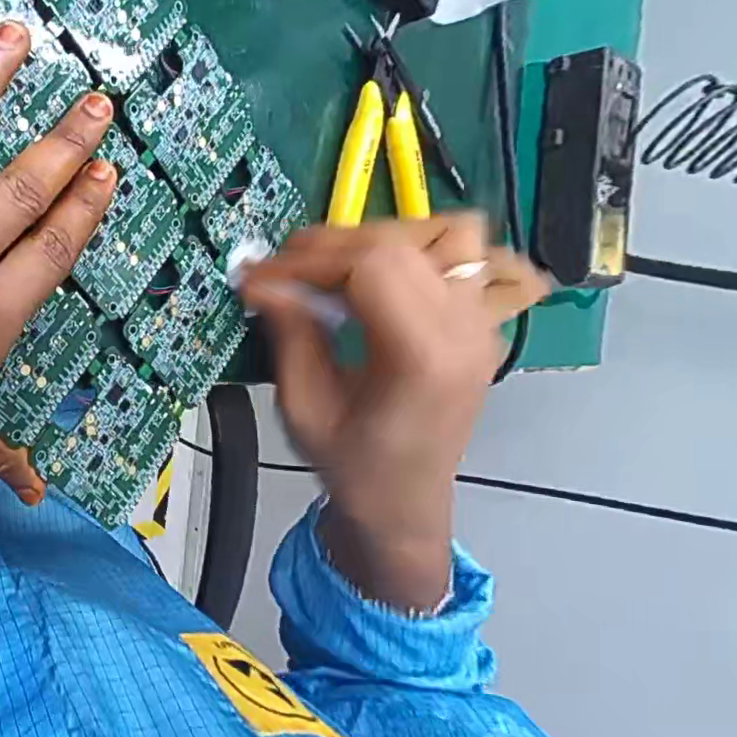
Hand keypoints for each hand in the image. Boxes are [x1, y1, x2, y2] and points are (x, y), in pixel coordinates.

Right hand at [239, 213, 547, 609]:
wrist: (404, 501)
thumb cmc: (350, 465)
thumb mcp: (303, 406)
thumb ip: (291, 335)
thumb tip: (263, 283)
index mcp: (422, 356)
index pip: (369, 265)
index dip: (304, 260)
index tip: (255, 276)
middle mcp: (465, 328)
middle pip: (400, 243)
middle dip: (327, 246)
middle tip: (279, 270)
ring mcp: (482, 322)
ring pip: (444, 234)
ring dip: (379, 239)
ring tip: (332, 267)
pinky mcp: (479, 322)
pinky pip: (461, 256)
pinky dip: (413, 251)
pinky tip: (374, 277)